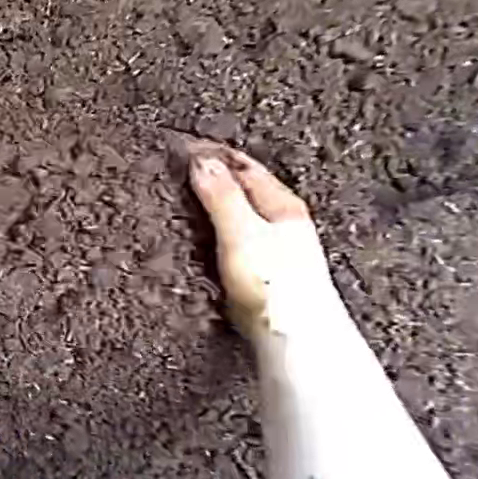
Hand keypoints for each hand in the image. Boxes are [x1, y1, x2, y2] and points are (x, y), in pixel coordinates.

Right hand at [187, 143, 339, 340]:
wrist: (295, 332)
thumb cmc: (273, 284)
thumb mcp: (240, 233)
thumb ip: (221, 196)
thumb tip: (200, 161)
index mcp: (282, 205)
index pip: (244, 165)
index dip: (213, 153)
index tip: (182, 146)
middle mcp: (282, 220)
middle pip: (245, 184)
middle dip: (216, 171)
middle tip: (182, 163)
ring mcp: (276, 243)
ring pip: (243, 207)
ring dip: (217, 195)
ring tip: (188, 190)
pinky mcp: (263, 265)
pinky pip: (236, 229)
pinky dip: (218, 220)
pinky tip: (204, 228)